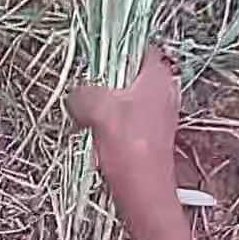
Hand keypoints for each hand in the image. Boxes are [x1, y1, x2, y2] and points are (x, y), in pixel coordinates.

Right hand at [68, 47, 179, 214]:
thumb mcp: (98, 109)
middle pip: (127, 76)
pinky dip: (108, 127)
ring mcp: (156, 117)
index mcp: (158, 76)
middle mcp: (163, 93)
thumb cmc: (131, 149)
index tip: (94, 59)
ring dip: (103, 108)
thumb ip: (83, 94)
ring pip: (123, 100)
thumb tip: (75, 96)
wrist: (144, 193)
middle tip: (87, 94)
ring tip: (90, 119)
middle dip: (104, 84)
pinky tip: (98, 138)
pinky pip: (123, 122)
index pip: (138, 46)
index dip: (114, 49)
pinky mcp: (147, 138)